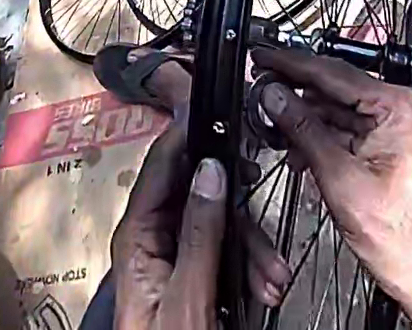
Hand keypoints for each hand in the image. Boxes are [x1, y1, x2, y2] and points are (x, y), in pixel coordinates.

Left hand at [111, 125, 291, 329]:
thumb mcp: (188, 301)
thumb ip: (200, 233)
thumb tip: (212, 169)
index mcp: (139, 235)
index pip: (161, 165)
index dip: (186, 134)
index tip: (214, 109)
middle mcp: (154, 238)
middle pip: (198, 192)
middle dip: (236, 210)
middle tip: (261, 218)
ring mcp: (175, 258)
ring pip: (218, 223)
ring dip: (250, 247)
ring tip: (272, 279)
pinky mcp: (194, 277)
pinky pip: (225, 252)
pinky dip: (249, 266)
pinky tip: (266, 286)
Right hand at [252, 49, 411, 329]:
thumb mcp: (342, 180)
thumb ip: (303, 130)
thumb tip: (275, 96)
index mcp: (401, 108)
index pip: (333, 72)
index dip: (290, 63)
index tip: (264, 56)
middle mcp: (407, 113)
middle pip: (337, 89)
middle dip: (296, 92)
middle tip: (262, 86)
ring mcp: (405, 132)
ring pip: (343, 112)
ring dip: (308, 119)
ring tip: (275, 123)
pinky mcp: (400, 153)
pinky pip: (355, 133)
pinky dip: (326, 138)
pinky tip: (302, 148)